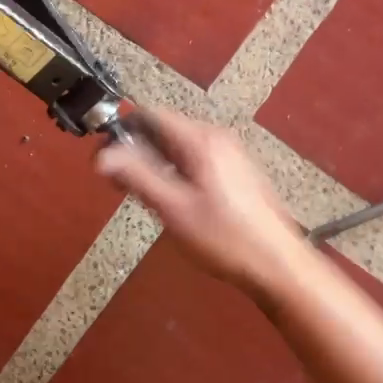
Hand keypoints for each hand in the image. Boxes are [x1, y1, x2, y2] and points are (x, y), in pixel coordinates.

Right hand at [96, 110, 309, 290]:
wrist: (281, 267)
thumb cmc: (225, 238)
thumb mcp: (173, 209)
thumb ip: (136, 177)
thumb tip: (101, 156)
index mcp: (200, 139)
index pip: (149, 115)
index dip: (121, 132)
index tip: (105, 158)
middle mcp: (216, 138)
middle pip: (164, 130)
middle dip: (138, 152)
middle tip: (122, 185)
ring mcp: (231, 154)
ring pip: (179, 147)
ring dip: (157, 164)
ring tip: (147, 198)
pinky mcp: (238, 172)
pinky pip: (196, 160)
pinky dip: (177, 172)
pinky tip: (176, 203)